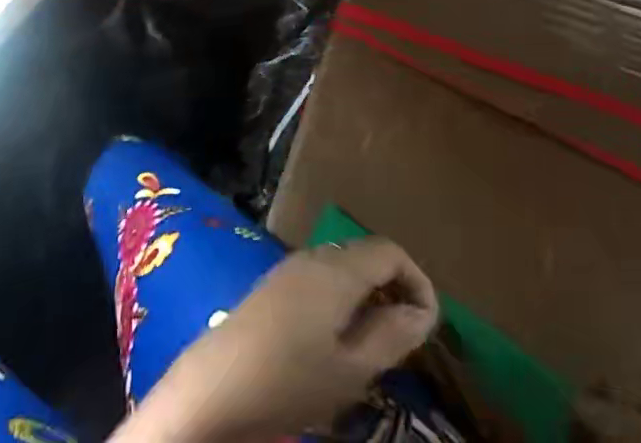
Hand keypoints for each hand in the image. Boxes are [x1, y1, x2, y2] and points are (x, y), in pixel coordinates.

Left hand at [119, 238, 438, 442]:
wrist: (212, 389)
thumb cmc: (289, 379)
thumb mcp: (352, 368)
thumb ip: (392, 334)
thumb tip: (421, 312)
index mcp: (338, 269)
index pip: (391, 251)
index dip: (417, 280)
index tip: (428, 323)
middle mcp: (314, 256)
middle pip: (366, 254)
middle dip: (393, 287)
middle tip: (406, 334)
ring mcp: (288, 269)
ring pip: (342, 267)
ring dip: (367, 294)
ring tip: (375, 341)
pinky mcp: (271, 286)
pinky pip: (320, 279)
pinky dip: (341, 298)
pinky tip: (336, 338)